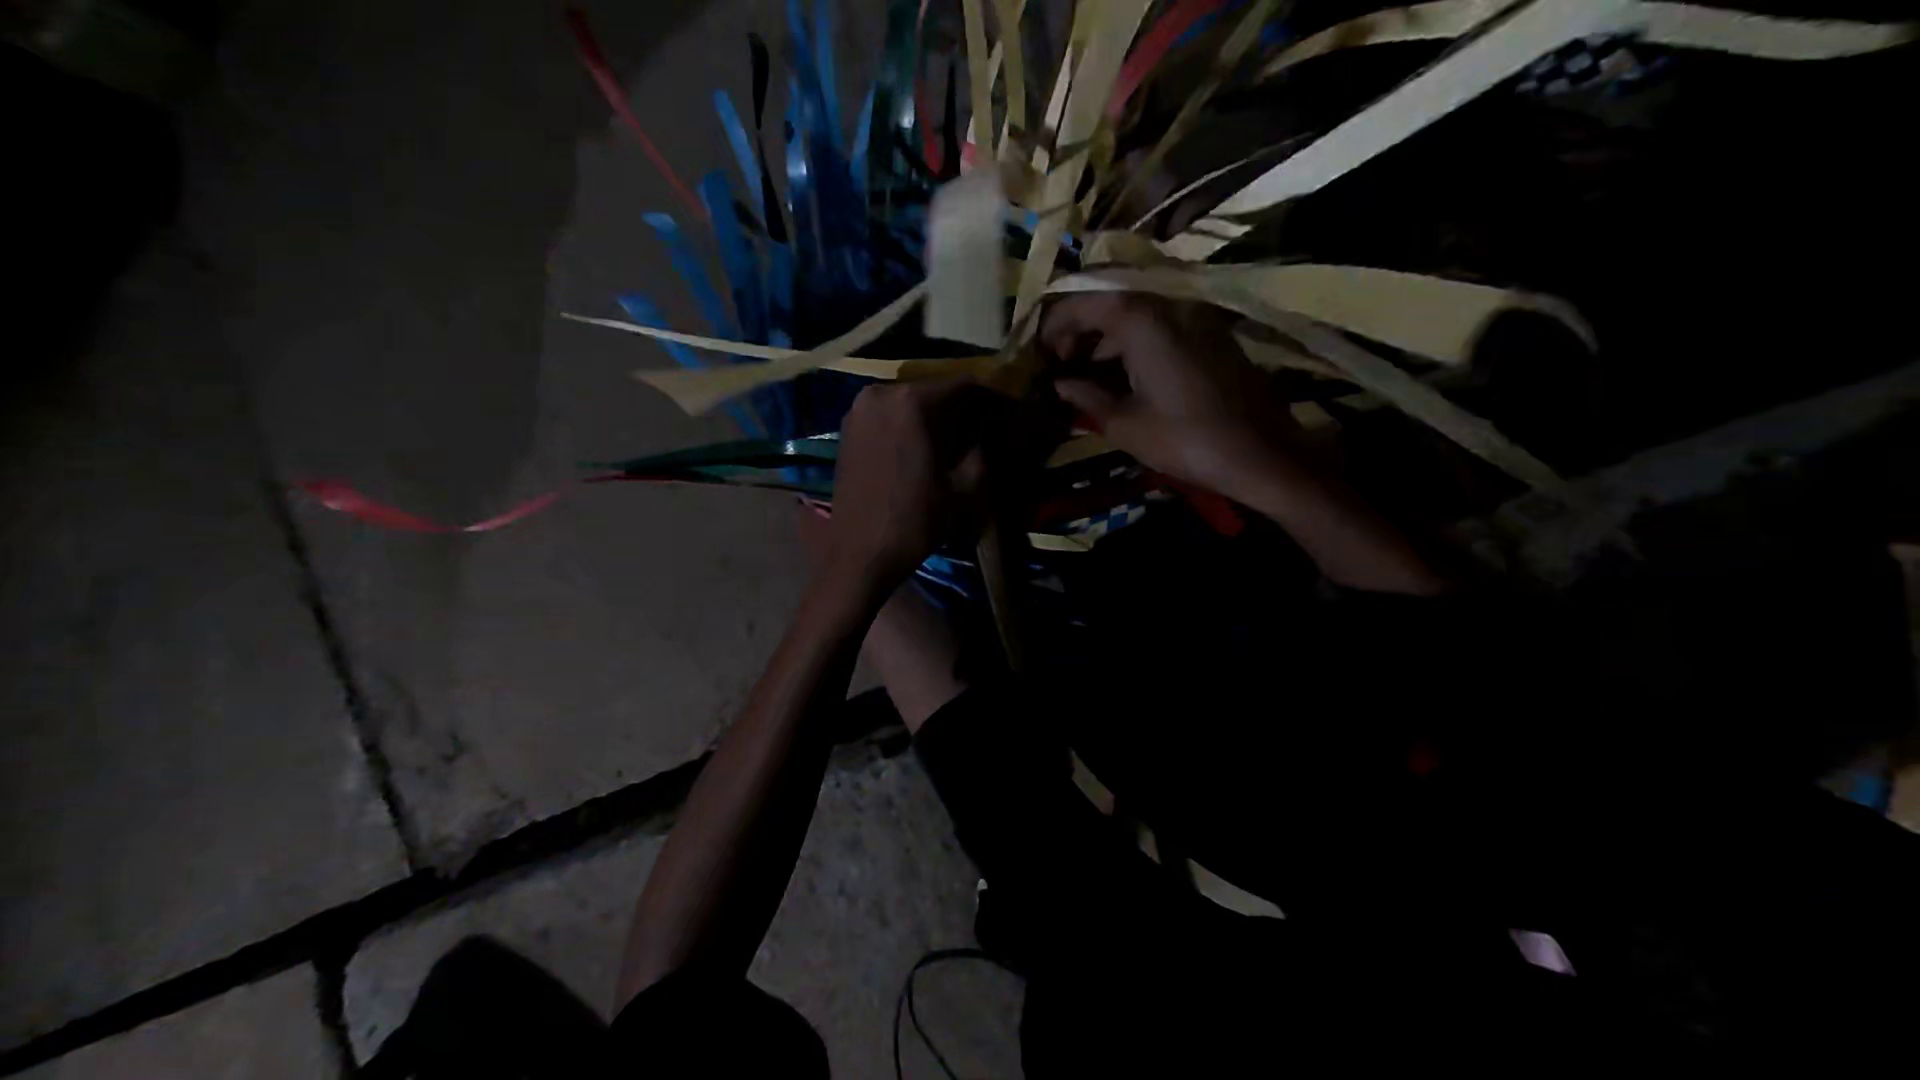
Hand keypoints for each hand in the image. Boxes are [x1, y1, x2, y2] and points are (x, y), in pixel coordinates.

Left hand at [822, 379, 991, 591]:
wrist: (860, 553)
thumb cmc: (915, 520)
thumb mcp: (964, 487)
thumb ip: (980, 450)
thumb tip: (985, 434)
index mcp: (912, 401)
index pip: (964, 386)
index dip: (990, 400)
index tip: (1006, 414)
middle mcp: (881, 393)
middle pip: (933, 391)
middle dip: (960, 408)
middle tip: (982, 429)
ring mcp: (859, 409)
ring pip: (909, 403)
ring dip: (933, 417)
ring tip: (954, 440)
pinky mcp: (847, 428)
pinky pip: (888, 415)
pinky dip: (908, 425)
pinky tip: (923, 446)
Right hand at [1042, 293, 1291, 499]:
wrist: (1260, 454)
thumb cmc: (1184, 440)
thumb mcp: (1124, 424)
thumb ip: (1086, 396)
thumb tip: (1060, 384)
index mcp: (1142, 320)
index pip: (1083, 302)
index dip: (1054, 325)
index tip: (1039, 353)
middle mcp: (1169, 305)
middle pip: (1111, 302)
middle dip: (1080, 330)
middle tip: (1061, 366)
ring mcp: (1195, 317)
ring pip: (1137, 314)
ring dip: (1107, 338)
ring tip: (1087, 376)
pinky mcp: (1211, 334)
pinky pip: (1162, 326)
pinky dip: (1135, 343)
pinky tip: (1124, 376)